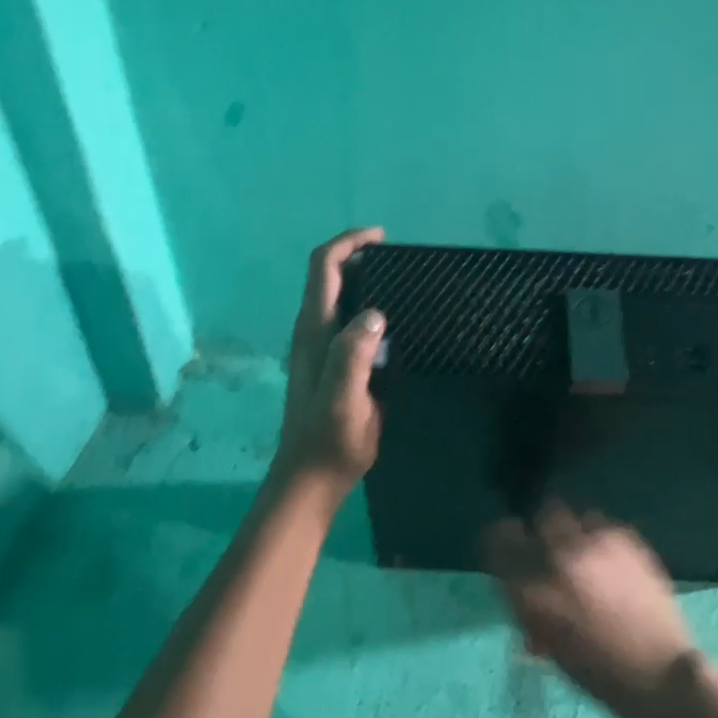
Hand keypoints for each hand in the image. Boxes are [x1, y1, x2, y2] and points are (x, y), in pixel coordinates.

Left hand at [272, 227, 386, 495]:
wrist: (310, 480)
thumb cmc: (330, 441)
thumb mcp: (344, 401)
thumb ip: (352, 357)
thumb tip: (374, 313)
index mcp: (315, 331)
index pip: (324, 267)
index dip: (349, 243)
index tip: (383, 238)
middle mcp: (313, 332)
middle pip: (329, 276)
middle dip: (361, 257)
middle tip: (403, 264)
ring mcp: (320, 348)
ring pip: (339, 297)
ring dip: (367, 282)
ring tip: (407, 287)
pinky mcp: (331, 364)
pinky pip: (349, 321)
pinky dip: (370, 308)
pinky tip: (398, 325)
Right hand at [486, 504, 695, 710]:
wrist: (656, 672)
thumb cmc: (597, 670)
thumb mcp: (548, 641)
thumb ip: (529, 604)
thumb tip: (522, 582)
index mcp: (532, 589)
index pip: (502, 541)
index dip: (502, 537)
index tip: (509, 539)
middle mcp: (559, 558)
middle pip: (541, 517)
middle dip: (542, 527)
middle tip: (552, 545)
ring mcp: (594, 544)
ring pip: (574, 516)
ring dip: (574, 532)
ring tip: (585, 553)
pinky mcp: (627, 540)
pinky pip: (604, 526)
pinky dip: (601, 539)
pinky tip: (610, 560)